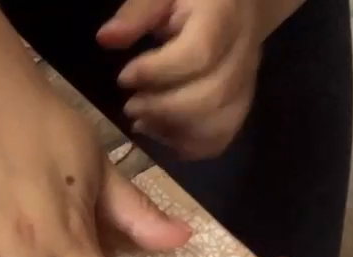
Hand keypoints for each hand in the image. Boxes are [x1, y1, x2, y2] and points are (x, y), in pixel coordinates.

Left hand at [101, 0, 287, 159]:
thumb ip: (137, 13)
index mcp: (224, 14)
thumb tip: (106, 38)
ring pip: (217, 125)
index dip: (156, 72)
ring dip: (171, 131)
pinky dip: (184, 145)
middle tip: (131, 105)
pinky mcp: (239, 108)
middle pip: (211, 95)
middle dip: (161, 108)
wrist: (234, 6)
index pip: (199, 53)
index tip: (125, 76)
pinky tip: (161, 131)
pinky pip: (216, 140)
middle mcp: (244, 51)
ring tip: (142, 120)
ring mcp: (246, 83)